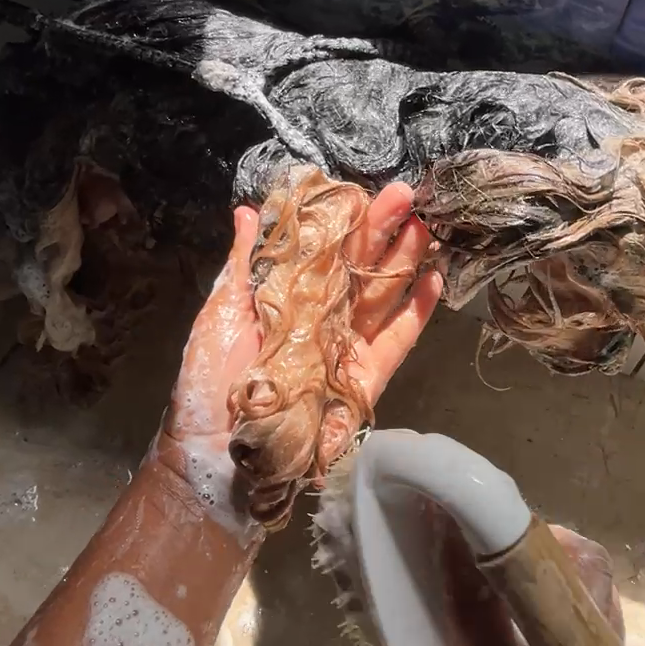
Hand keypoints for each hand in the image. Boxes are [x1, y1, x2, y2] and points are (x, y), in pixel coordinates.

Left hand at [156, 182, 443, 495]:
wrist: (215, 455)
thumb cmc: (211, 380)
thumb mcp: (222, 311)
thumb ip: (243, 262)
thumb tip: (247, 210)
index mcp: (292, 295)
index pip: (327, 248)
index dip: (348, 219)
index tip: (365, 190)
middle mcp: (325, 313)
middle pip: (361, 265)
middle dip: (383, 229)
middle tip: (407, 194)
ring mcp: (348, 343)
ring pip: (383, 294)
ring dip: (405, 260)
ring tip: (426, 225)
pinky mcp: (367, 377)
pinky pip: (397, 340)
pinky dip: (417, 312)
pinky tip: (434, 278)